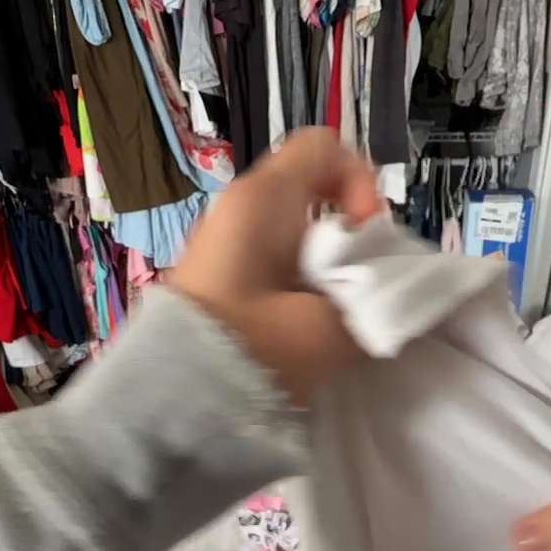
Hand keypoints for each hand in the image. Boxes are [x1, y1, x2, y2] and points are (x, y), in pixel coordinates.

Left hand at [172, 128, 382, 403]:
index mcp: (262, 200)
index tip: (368, 237)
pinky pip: (272, 268)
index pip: (324, 148)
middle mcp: (238, 211)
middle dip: (348, 239)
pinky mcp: (216, 283)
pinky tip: (303, 331)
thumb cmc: (251, 350)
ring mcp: (223, 247)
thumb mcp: (325, 332)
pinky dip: (298, 289)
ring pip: (294, 238)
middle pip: (312, 197)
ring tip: (332, 318)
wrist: (172, 402)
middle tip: (358, 288)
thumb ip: (368, 308)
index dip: (360, 181)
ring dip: (324, 271)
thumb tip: (379, 303)